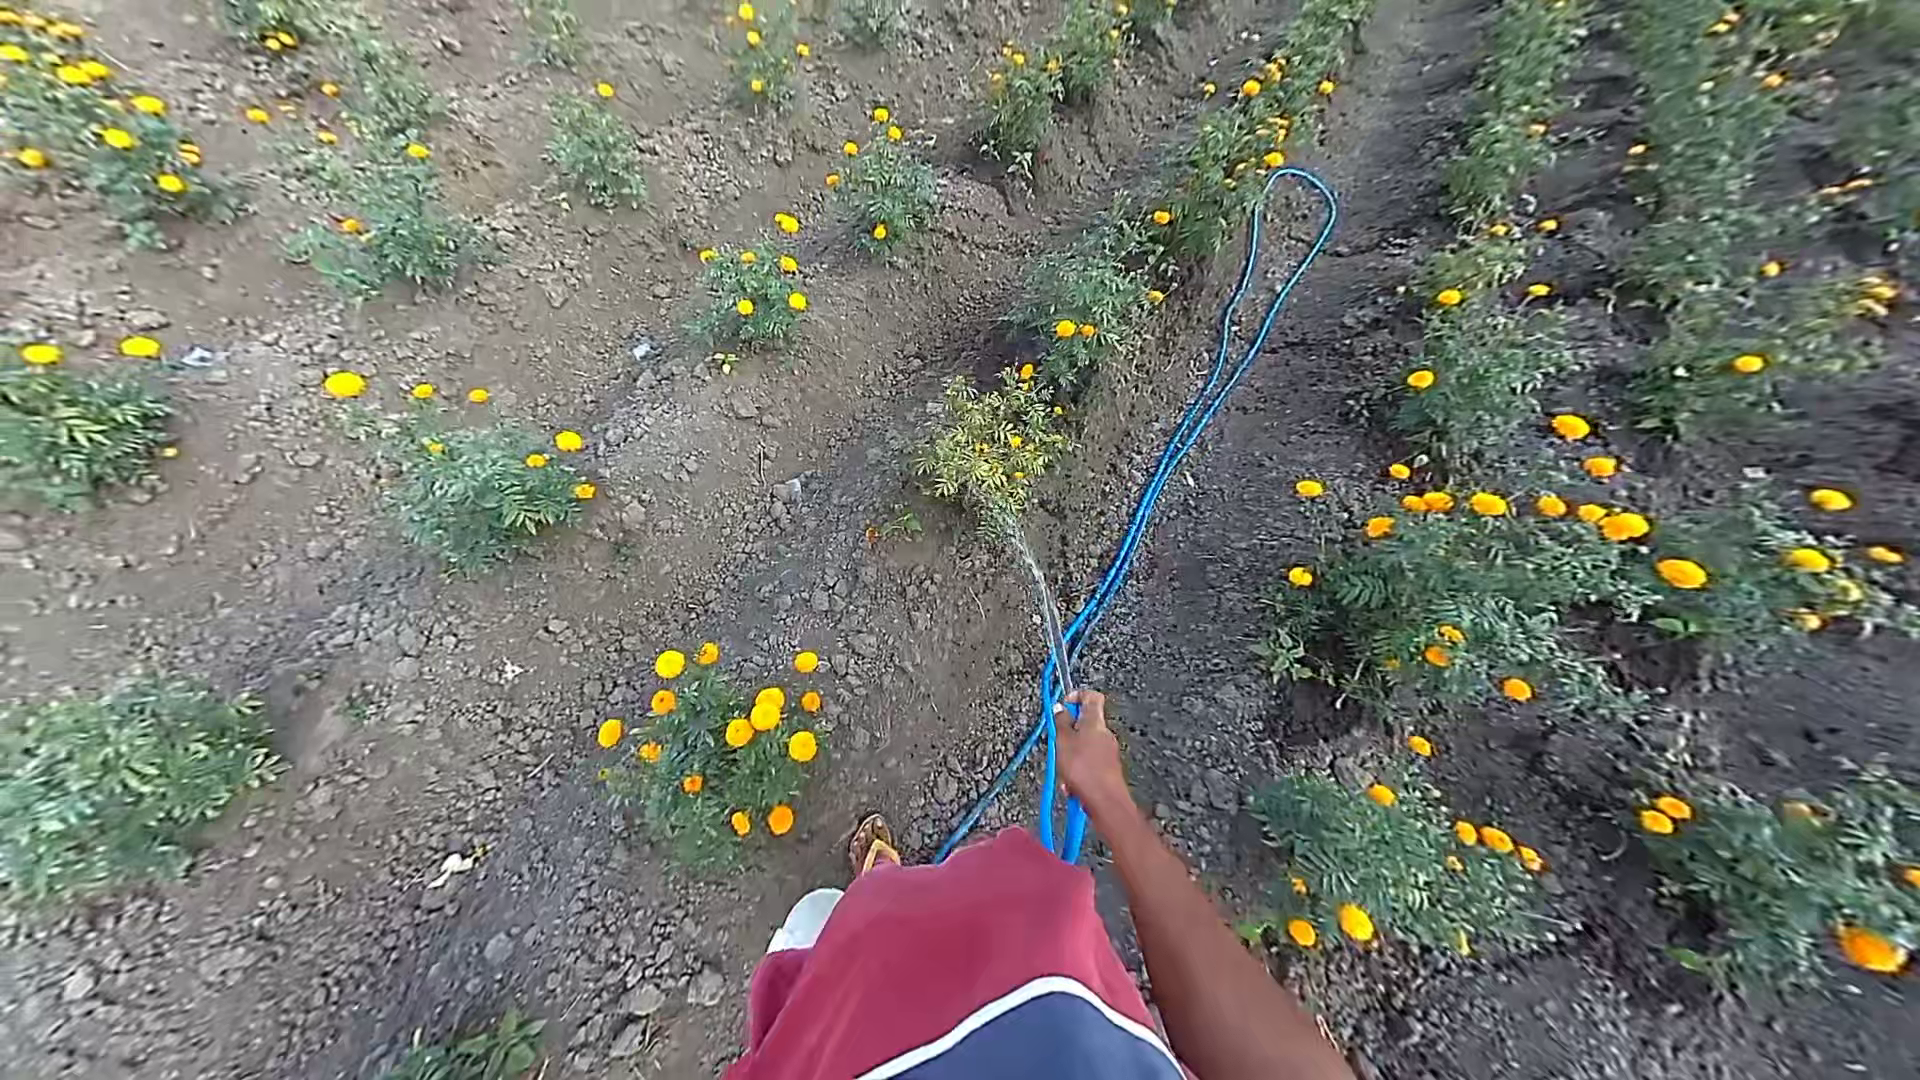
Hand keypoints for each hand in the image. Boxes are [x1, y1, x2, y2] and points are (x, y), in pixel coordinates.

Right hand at [1053, 689, 1132, 821]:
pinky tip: (1072, 783)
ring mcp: (1108, 751)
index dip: (1077, 696)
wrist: (1104, 801)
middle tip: (1058, 742)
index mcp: (1095, 721)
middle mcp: (1105, 733)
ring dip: (1072, 753)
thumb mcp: (1063, 741)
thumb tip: (1060, 708)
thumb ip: (1060, 722)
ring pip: (1085, 744)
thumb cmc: (1084, 770)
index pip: (1092, 696)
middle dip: (1069, 732)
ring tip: (1064, 769)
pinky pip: (1089, 762)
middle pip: (1086, 722)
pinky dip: (1078, 769)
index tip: (1064, 704)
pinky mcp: (1108, 769)